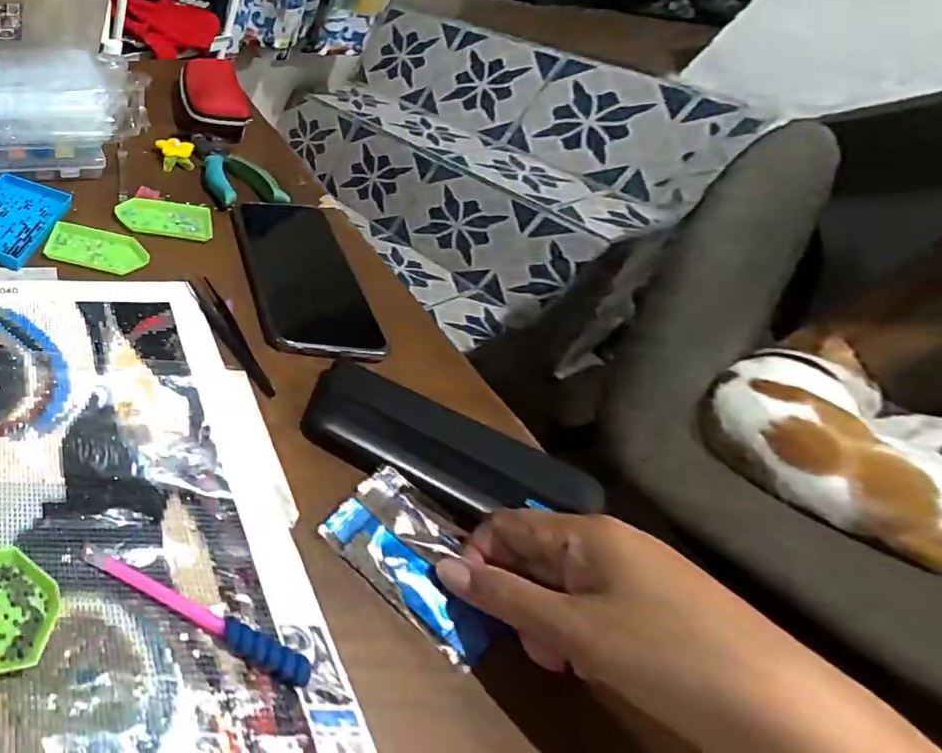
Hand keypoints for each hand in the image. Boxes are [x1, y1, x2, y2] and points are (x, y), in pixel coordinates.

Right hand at [435, 510, 934, 752]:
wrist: (811, 726)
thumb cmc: (672, 659)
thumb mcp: (574, 632)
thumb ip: (503, 596)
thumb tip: (440, 565)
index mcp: (587, 534)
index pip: (504, 525)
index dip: (478, 556)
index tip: (473, 599)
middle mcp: (614, 544)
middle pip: (535, 555)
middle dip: (518, 596)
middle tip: (529, 644)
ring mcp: (650, 578)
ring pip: (568, 586)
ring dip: (551, 620)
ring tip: (566, 662)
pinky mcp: (677, 613)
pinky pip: (605, 607)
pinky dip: (588, 632)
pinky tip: (604, 666)